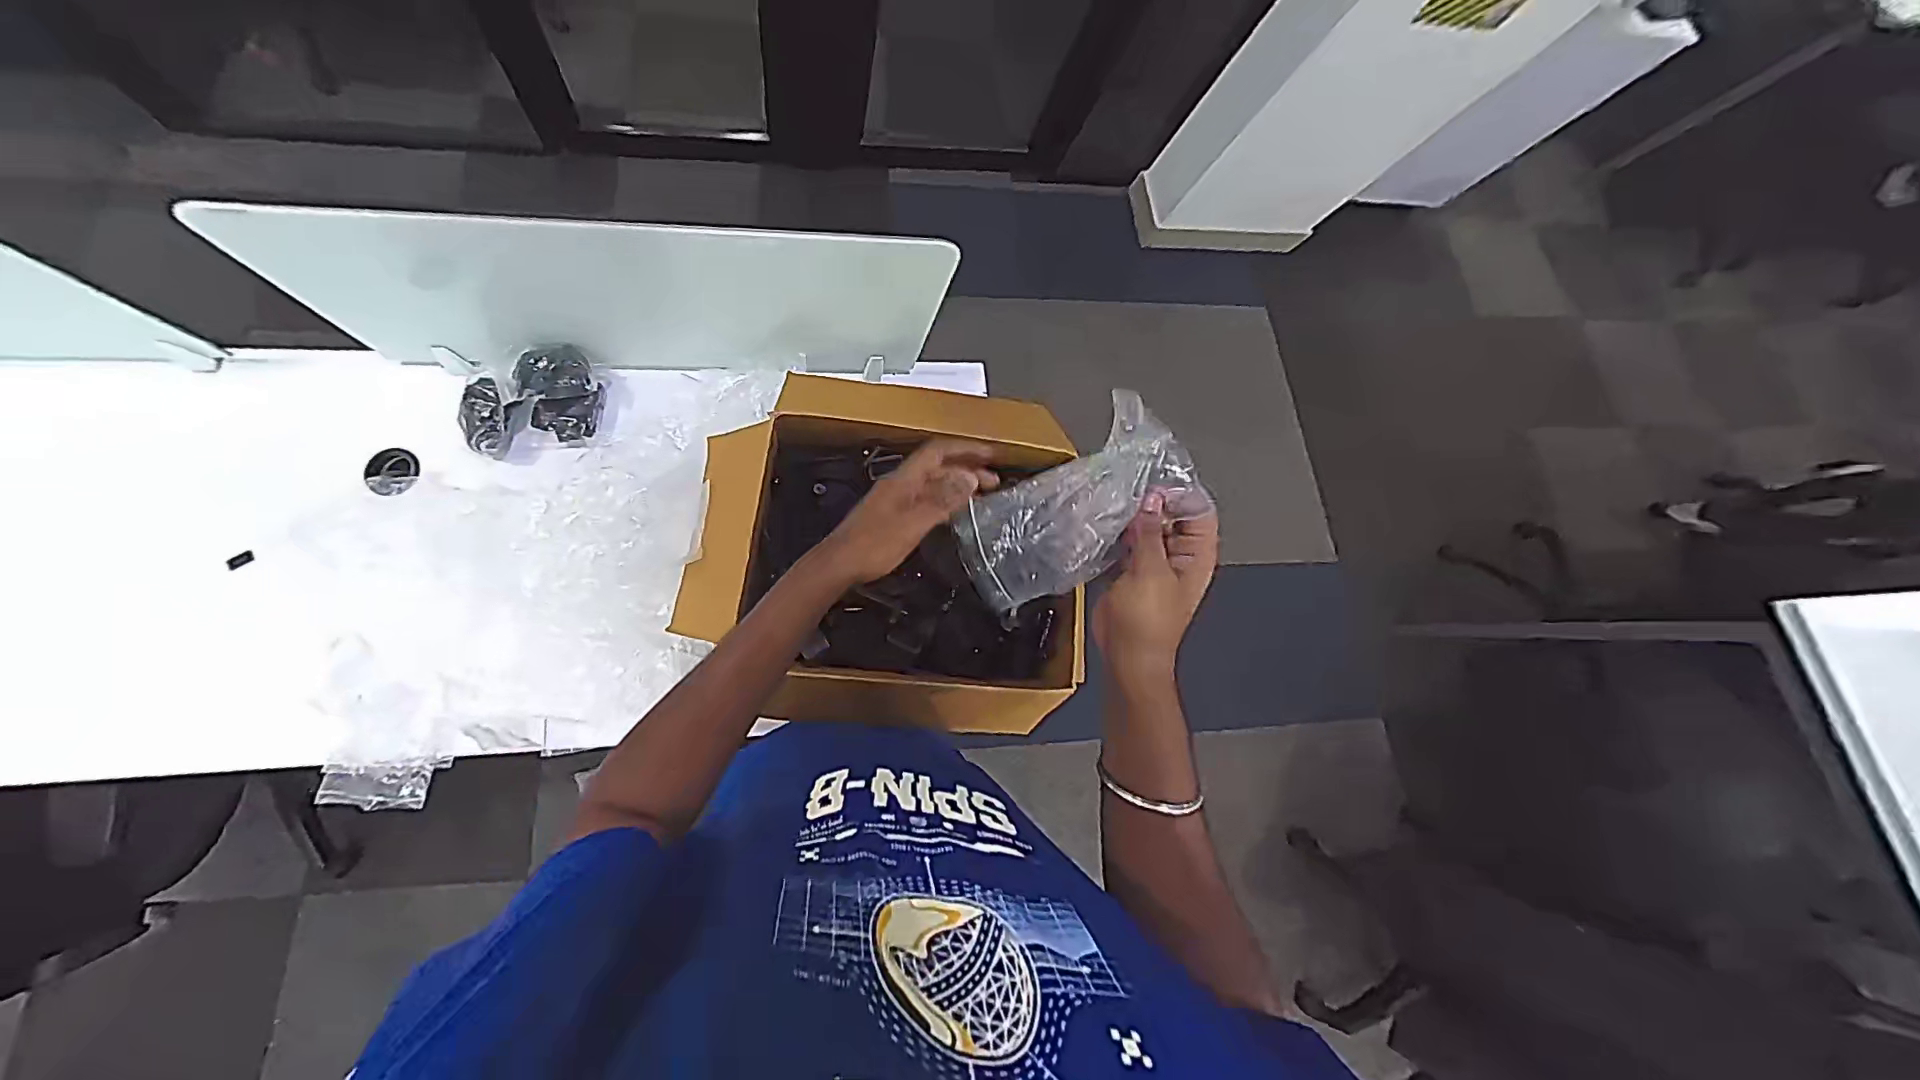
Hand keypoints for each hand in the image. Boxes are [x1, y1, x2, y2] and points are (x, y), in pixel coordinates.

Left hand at [813, 439, 999, 584]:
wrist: (837, 565)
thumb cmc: (872, 546)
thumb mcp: (913, 523)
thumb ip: (942, 500)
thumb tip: (970, 478)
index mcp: (903, 480)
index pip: (938, 452)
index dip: (965, 449)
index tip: (991, 455)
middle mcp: (899, 484)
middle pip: (937, 466)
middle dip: (967, 468)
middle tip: (994, 481)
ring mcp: (894, 499)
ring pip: (932, 483)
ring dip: (957, 485)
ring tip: (981, 495)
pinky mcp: (892, 515)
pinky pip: (925, 499)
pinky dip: (945, 500)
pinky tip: (954, 512)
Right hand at [1094, 491, 1218, 684]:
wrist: (1127, 655)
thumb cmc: (1148, 622)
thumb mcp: (1151, 570)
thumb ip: (1150, 532)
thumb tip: (1151, 500)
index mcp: (1196, 557)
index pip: (1199, 512)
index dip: (1180, 495)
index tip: (1155, 487)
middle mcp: (1179, 557)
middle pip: (1172, 517)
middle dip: (1153, 503)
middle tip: (1129, 491)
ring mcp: (1154, 564)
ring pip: (1148, 529)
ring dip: (1133, 518)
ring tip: (1115, 504)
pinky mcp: (1131, 571)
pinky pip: (1128, 544)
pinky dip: (1119, 534)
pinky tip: (1105, 525)